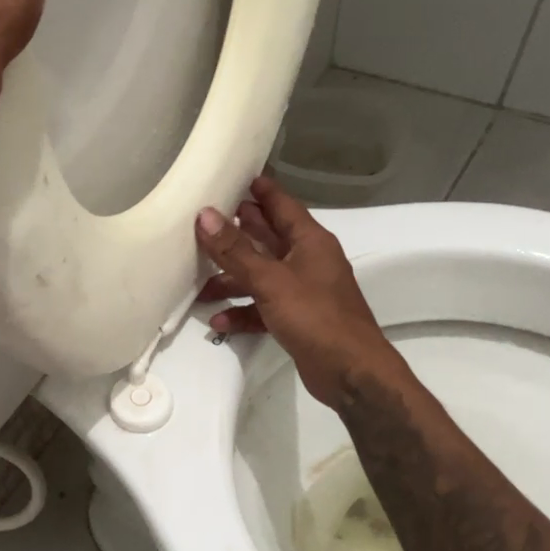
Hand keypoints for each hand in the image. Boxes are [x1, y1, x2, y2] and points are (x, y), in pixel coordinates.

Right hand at [195, 176, 389, 402]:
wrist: (351, 373)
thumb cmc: (316, 318)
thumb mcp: (271, 281)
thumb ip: (236, 250)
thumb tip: (205, 215)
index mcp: (310, 242)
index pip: (281, 205)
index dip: (258, 190)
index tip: (231, 177)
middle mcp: (307, 261)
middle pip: (267, 239)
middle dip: (236, 233)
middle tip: (201, 223)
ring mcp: (303, 292)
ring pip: (261, 276)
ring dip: (232, 279)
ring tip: (198, 285)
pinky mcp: (296, 320)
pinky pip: (263, 308)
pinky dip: (242, 312)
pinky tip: (218, 322)